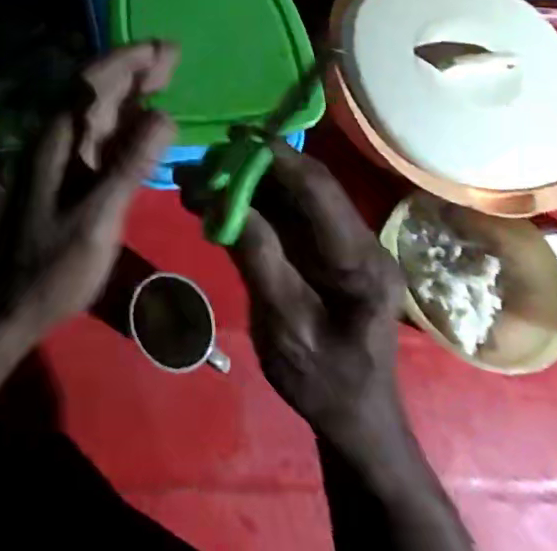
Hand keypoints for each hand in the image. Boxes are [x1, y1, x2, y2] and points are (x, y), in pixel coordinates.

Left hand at [0, 43, 175, 450]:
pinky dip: (122, 122)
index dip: (128, 59)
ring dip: (129, 90)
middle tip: (173, 56)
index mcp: (59, 140)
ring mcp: (59, 158)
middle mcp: (56, 139)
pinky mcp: (64, 177)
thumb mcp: (98, 219)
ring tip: (164, 77)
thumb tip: (165, 115)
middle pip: (94, 89)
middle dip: (132, 68)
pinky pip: (97, 137)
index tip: (164, 47)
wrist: (9, 305)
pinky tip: (142, 124)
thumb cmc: (53, 266)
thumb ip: (130, 166)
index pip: (92, 82)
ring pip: (95, 111)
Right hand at [228, 140, 402, 440]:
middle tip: (202, 161)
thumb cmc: (323, 380)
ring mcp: (340, 246)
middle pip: (303, 187)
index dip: (277, 158)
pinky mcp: (321, 253)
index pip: (319, 190)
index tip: (234, 138)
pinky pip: (284, 218)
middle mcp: (356, 242)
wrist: (353, 419)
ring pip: (289, 198)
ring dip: (244, 184)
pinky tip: (212, 204)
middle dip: (251, 167)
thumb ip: (260, 260)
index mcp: (359, 261)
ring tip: (197, 181)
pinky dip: (248, 206)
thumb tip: (227, 202)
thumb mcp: (286, 326)